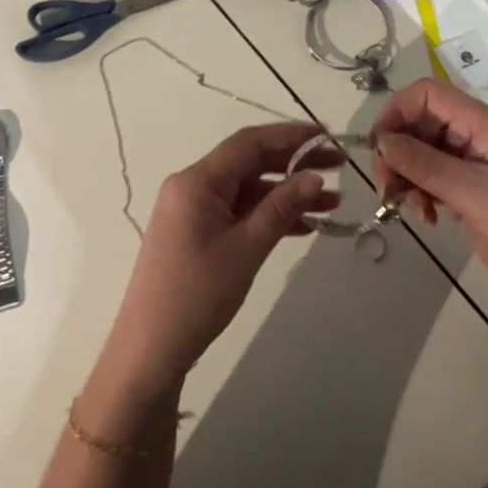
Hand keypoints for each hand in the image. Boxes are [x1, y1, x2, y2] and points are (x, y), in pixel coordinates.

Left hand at [103, 122, 342, 385]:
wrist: (149, 352)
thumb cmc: (196, 296)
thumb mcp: (246, 249)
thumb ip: (282, 208)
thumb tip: (315, 177)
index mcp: (197, 181)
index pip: (250, 143)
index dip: (292, 136)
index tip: (329, 136)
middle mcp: (192, 186)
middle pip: (250, 162)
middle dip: (295, 164)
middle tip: (338, 167)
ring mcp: (192, 211)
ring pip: (248, 189)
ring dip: (287, 194)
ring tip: (332, 204)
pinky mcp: (196, 233)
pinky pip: (238, 212)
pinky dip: (268, 215)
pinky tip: (302, 227)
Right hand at [371, 79, 487, 301]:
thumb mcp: (474, 192)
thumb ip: (426, 164)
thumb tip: (382, 141)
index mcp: (479, 122)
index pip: (426, 94)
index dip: (396, 111)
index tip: (378, 149)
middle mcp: (471, 135)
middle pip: (416, 123)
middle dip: (395, 152)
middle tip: (385, 190)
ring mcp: (468, 164)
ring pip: (417, 154)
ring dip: (404, 178)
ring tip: (409, 211)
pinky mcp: (466, 191)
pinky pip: (428, 179)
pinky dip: (417, 194)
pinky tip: (425, 219)